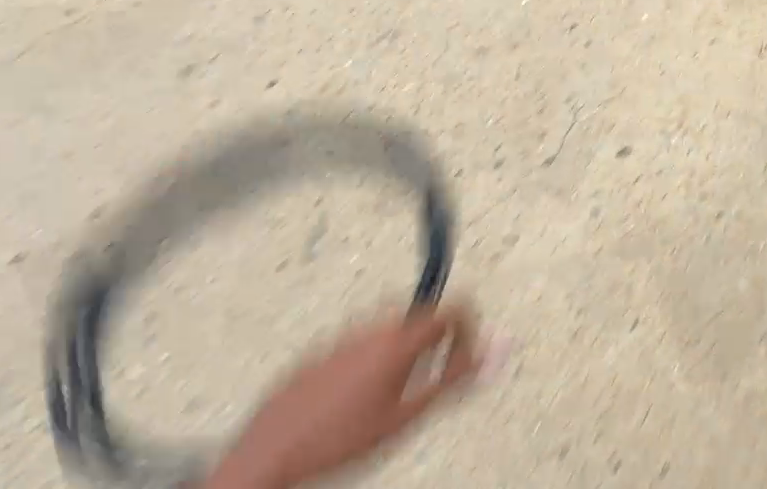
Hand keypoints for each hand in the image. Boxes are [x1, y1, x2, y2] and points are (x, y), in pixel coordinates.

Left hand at [202, 305, 483, 488]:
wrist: (267, 459)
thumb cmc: (339, 441)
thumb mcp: (410, 414)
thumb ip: (458, 377)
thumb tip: (499, 348)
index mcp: (399, 339)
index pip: (455, 307)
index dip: (469, 328)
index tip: (465, 356)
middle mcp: (372, 328)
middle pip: (420, 314)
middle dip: (433, 339)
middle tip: (429, 376)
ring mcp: (339, 338)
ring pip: (387, 327)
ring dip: (401, 349)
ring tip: (393, 390)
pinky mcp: (314, 353)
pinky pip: (356, 343)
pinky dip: (368, 359)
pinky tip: (357, 396)